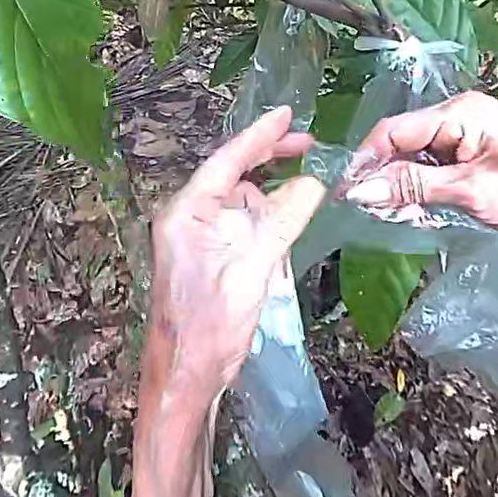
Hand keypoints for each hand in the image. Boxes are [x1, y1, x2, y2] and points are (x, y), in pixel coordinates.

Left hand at [133, 106, 326, 496]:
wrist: (183, 382)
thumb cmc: (208, 329)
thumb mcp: (251, 271)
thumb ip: (282, 222)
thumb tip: (314, 183)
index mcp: (186, 213)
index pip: (227, 160)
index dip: (259, 135)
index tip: (286, 114)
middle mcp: (188, 217)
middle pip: (233, 174)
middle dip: (269, 158)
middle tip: (308, 145)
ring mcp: (198, 237)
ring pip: (240, 199)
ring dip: (271, 191)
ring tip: (308, 186)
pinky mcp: (210, 255)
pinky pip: (242, 223)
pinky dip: (266, 217)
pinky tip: (287, 221)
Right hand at [344, 92, 497, 306]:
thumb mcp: (473, 193)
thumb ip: (413, 187)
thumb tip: (359, 190)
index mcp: (461, 112)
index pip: (393, 131)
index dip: (365, 162)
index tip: (343, 196)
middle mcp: (462, 117)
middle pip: (402, 143)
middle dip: (384, 178)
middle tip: (370, 214)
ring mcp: (471, 137)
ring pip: (417, 159)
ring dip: (403, 188)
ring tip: (398, 217)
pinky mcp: (478, 157)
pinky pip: (437, 169)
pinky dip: (424, 191)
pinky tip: (421, 212)